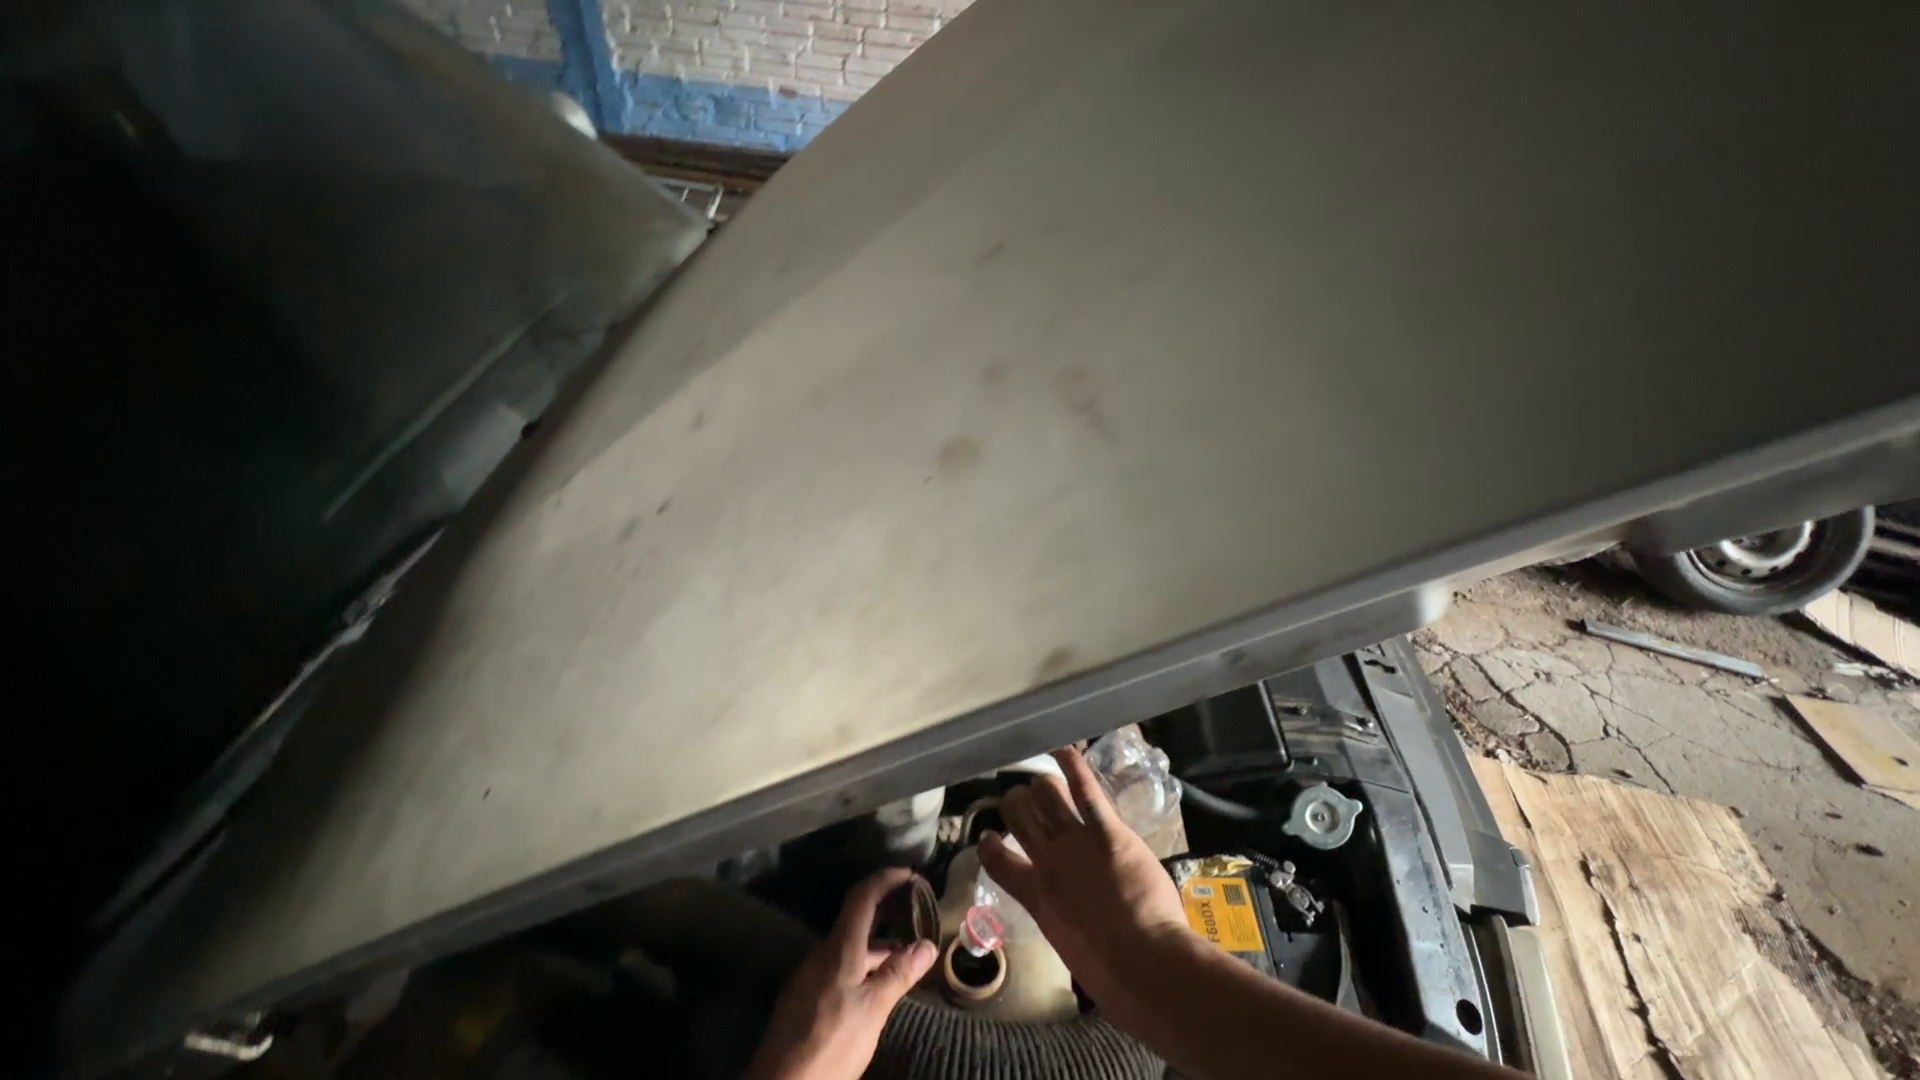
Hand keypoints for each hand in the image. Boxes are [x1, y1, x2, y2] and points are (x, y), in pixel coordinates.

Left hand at [745, 868, 938, 1079]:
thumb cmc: (831, 1043)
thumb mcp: (873, 1010)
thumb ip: (898, 975)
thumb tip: (927, 944)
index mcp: (840, 948)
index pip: (862, 896)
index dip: (885, 879)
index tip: (910, 874)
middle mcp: (822, 953)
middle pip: (856, 919)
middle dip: (886, 911)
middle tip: (915, 911)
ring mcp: (810, 975)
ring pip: (849, 947)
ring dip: (877, 944)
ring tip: (906, 954)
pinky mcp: (806, 997)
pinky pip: (839, 966)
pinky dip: (863, 964)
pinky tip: (878, 984)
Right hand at [978, 746, 1192, 1019]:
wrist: (1141, 962)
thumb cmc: (1108, 970)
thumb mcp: (1067, 943)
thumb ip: (1058, 916)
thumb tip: (1063, 914)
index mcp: (1033, 893)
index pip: (995, 858)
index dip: (990, 843)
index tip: (992, 837)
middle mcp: (1047, 859)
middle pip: (1018, 813)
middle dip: (1017, 802)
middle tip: (1025, 802)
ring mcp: (1075, 841)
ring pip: (1047, 794)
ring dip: (1044, 785)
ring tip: (1047, 783)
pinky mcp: (1107, 831)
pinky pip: (1085, 790)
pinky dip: (1073, 765)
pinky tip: (1065, 749)